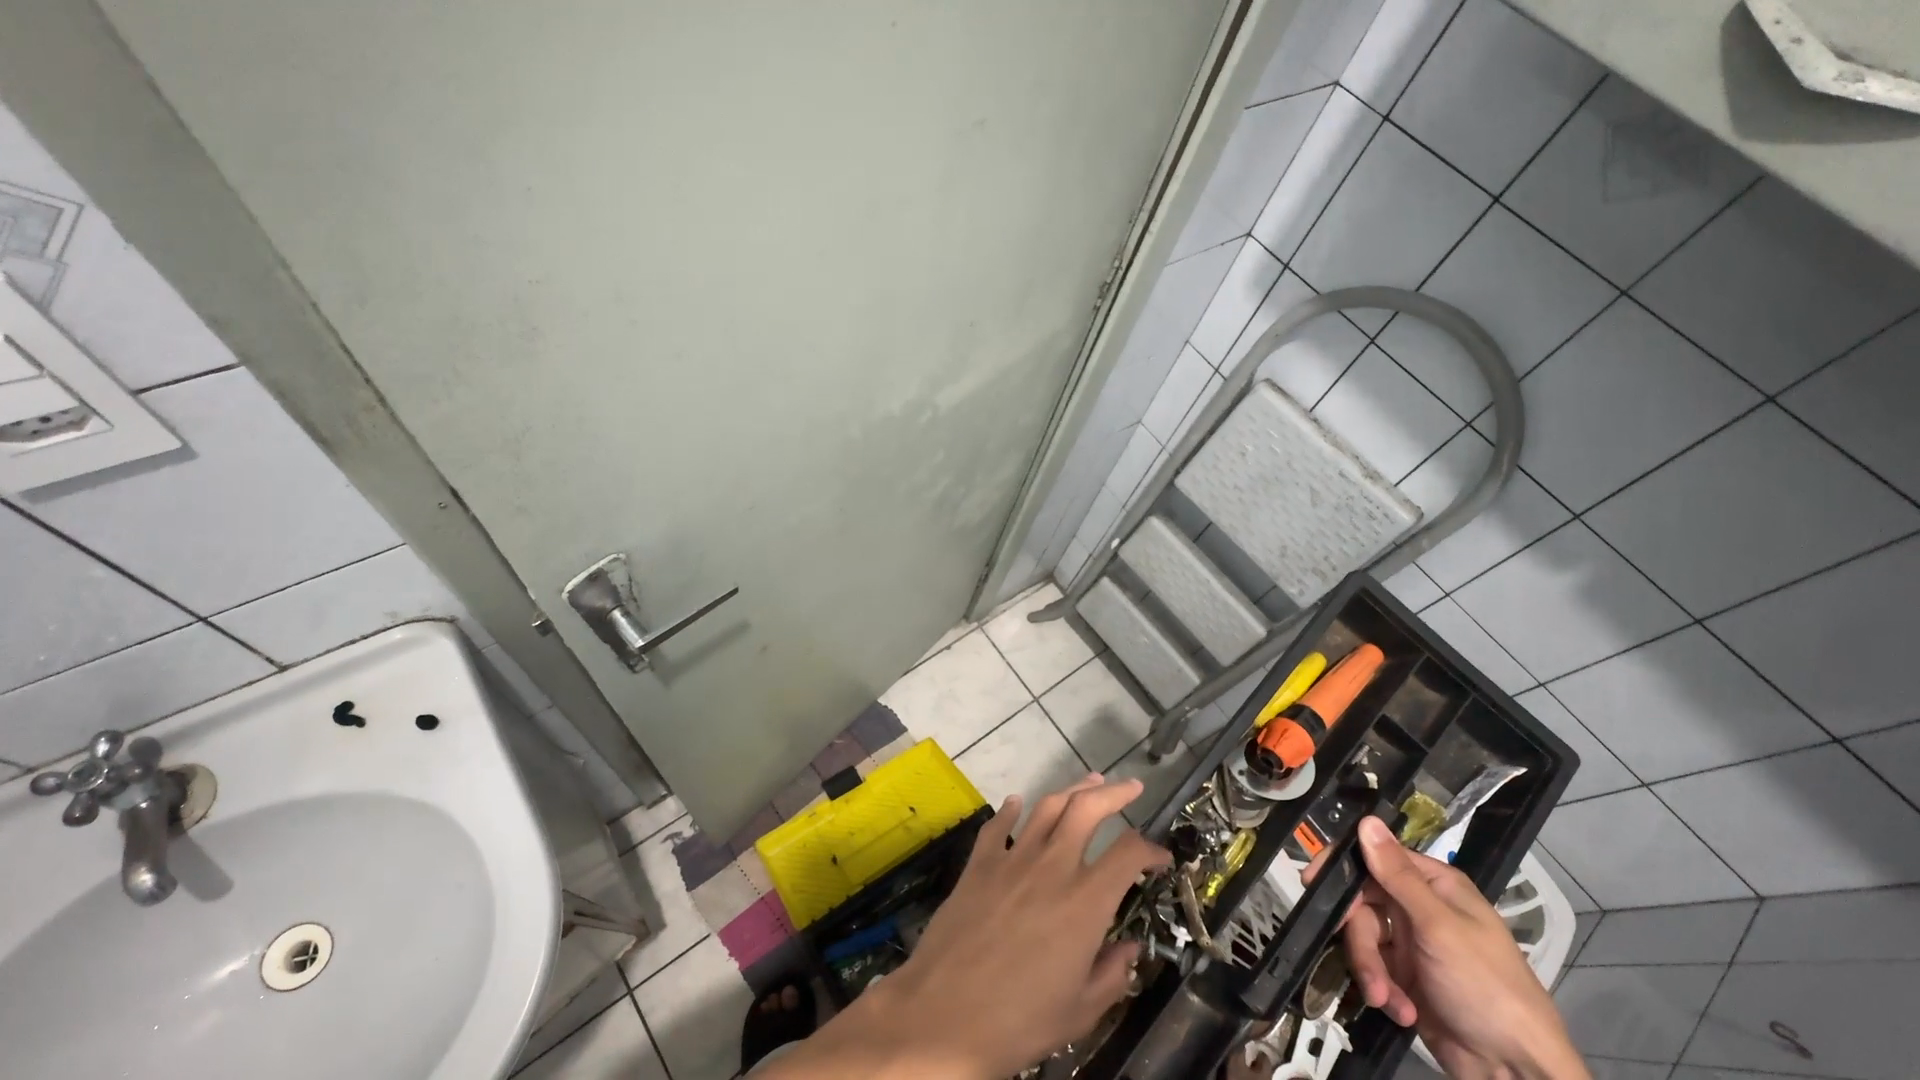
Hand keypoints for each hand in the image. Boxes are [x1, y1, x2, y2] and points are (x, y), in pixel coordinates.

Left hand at [761, 774, 1170, 1078]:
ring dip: (1071, 790)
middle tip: (1132, 788)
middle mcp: (1051, 868)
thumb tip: (1129, 949)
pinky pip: (998, 827)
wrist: (942, 1015)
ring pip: (1045, 807)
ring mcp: (1010, 861)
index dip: (1151, 848)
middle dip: (1114, 793)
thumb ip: (1112, 974)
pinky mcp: (977, 867)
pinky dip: (1011, 810)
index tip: (1161, 858)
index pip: (1129, 853)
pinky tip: (1017, 803)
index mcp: (1086, 902)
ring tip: (1089, 783)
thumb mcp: (1081, 1011)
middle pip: (1086, 809)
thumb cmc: (1019, 1021)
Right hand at [1308, 817, 1587, 1079]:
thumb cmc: (1484, 985)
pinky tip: (1402, 1011)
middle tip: (1364, 967)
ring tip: (1387, 1001)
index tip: (1310, 882)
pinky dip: (1383, 991)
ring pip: (1363, 940)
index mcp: (1435, 885)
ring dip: (1372, 973)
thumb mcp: (1438, 926)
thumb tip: (1367, 820)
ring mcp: (1412, 944)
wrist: (1513, 1067)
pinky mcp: (1405, 977)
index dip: (1343, 868)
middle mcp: (1420, 908)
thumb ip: (1397, 875)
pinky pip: (1374, 970)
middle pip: (1362, 905)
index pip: (1377, 859)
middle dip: (1360, 941)